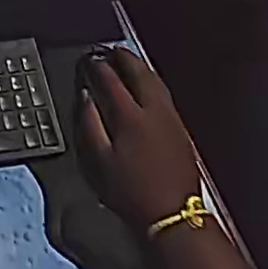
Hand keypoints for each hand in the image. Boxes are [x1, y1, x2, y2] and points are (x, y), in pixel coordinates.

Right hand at [77, 48, 202, 225]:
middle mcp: (154, 113)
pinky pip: (166, 96)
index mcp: (130, 118)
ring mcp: (172, 121)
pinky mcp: (182, 131)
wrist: (173, 217)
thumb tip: (85, 98)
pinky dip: (153, 83)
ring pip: (157, 84)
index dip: (98, 68)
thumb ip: (90, 124)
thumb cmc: (132, 191)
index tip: (90, 61)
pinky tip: (147, 86)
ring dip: (142, 69)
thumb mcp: (100, 159)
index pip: (111, 81)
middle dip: (125, 59)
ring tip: (130, 61)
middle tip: (113, 51)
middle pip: (140, 75)